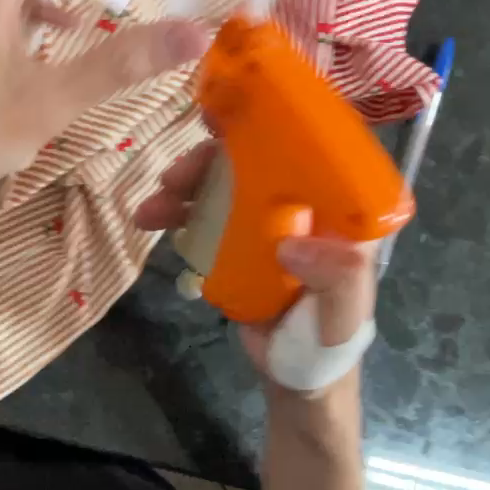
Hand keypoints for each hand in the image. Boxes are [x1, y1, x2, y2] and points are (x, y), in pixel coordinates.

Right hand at [133, 139, 377, 393]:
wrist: (295, 379)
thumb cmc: (326, 345)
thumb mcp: (340, 317)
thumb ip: (335, 279)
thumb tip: (292, 240)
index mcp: (338, 208)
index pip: (310, 148)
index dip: (274, 122)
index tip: (230, 110)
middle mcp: (302, 205)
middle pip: (255, 161)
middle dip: (209, 160)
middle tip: (172, 177)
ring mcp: (266, 224)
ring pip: (223, 187)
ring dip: (183, 188)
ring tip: (148, 209)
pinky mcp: (236, 245)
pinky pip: (205, 217)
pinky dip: (177, 213)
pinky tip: (154, 221)